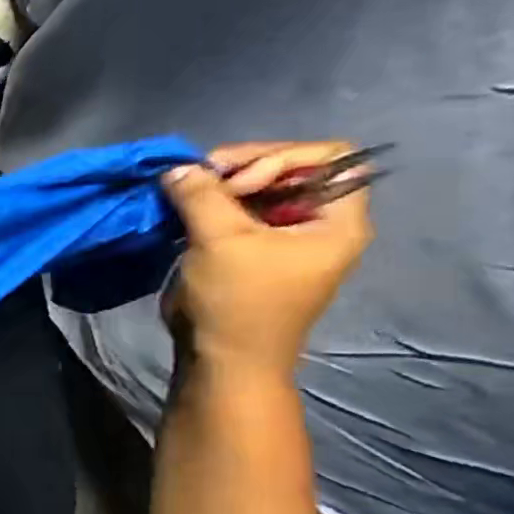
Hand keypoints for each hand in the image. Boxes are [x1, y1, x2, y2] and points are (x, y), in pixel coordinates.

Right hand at [161, 142, 374, 376]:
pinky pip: (234, 210)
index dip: (281, 158)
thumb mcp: (221, 240)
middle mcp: (315, 223)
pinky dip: (209, 203)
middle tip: (198, 179)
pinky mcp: (246, 248)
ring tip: (184, 192)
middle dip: (242, 167)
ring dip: (219, 185)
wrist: (221, 355)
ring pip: (258, 188)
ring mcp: (280, 236)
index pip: (331, 158)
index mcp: (336, 221)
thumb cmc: (238, 300)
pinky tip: (182, 207)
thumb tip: (177, 167)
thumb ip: (201, 195)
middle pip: (289, 168)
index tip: (234, 181)